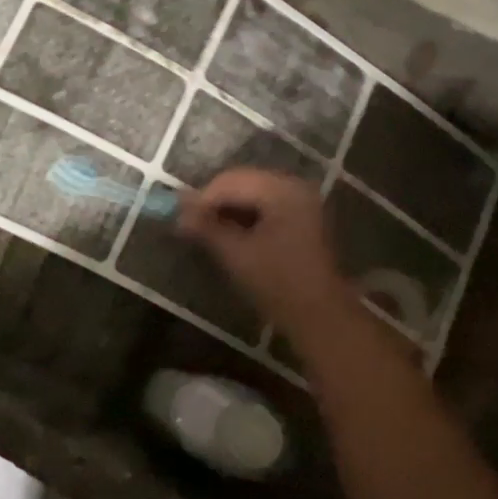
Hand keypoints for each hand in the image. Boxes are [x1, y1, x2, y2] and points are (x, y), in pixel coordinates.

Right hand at [178, 168, 350, 325]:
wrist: (320, 317)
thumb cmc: (278, 283)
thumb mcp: (236, 254)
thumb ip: (205, 227)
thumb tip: (177, 211)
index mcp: (281, 190)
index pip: (230, 181)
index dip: (201, 198)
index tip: (178, 218)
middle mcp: (293, 186)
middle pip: (241, 183)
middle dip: (213, 202)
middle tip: (188, 223)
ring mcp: (299, 202)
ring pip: (251, 194)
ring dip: (226, 209)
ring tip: (203, 230)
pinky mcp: (300, 218)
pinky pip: (263, 206)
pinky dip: (242, 217)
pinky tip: (226, 233)